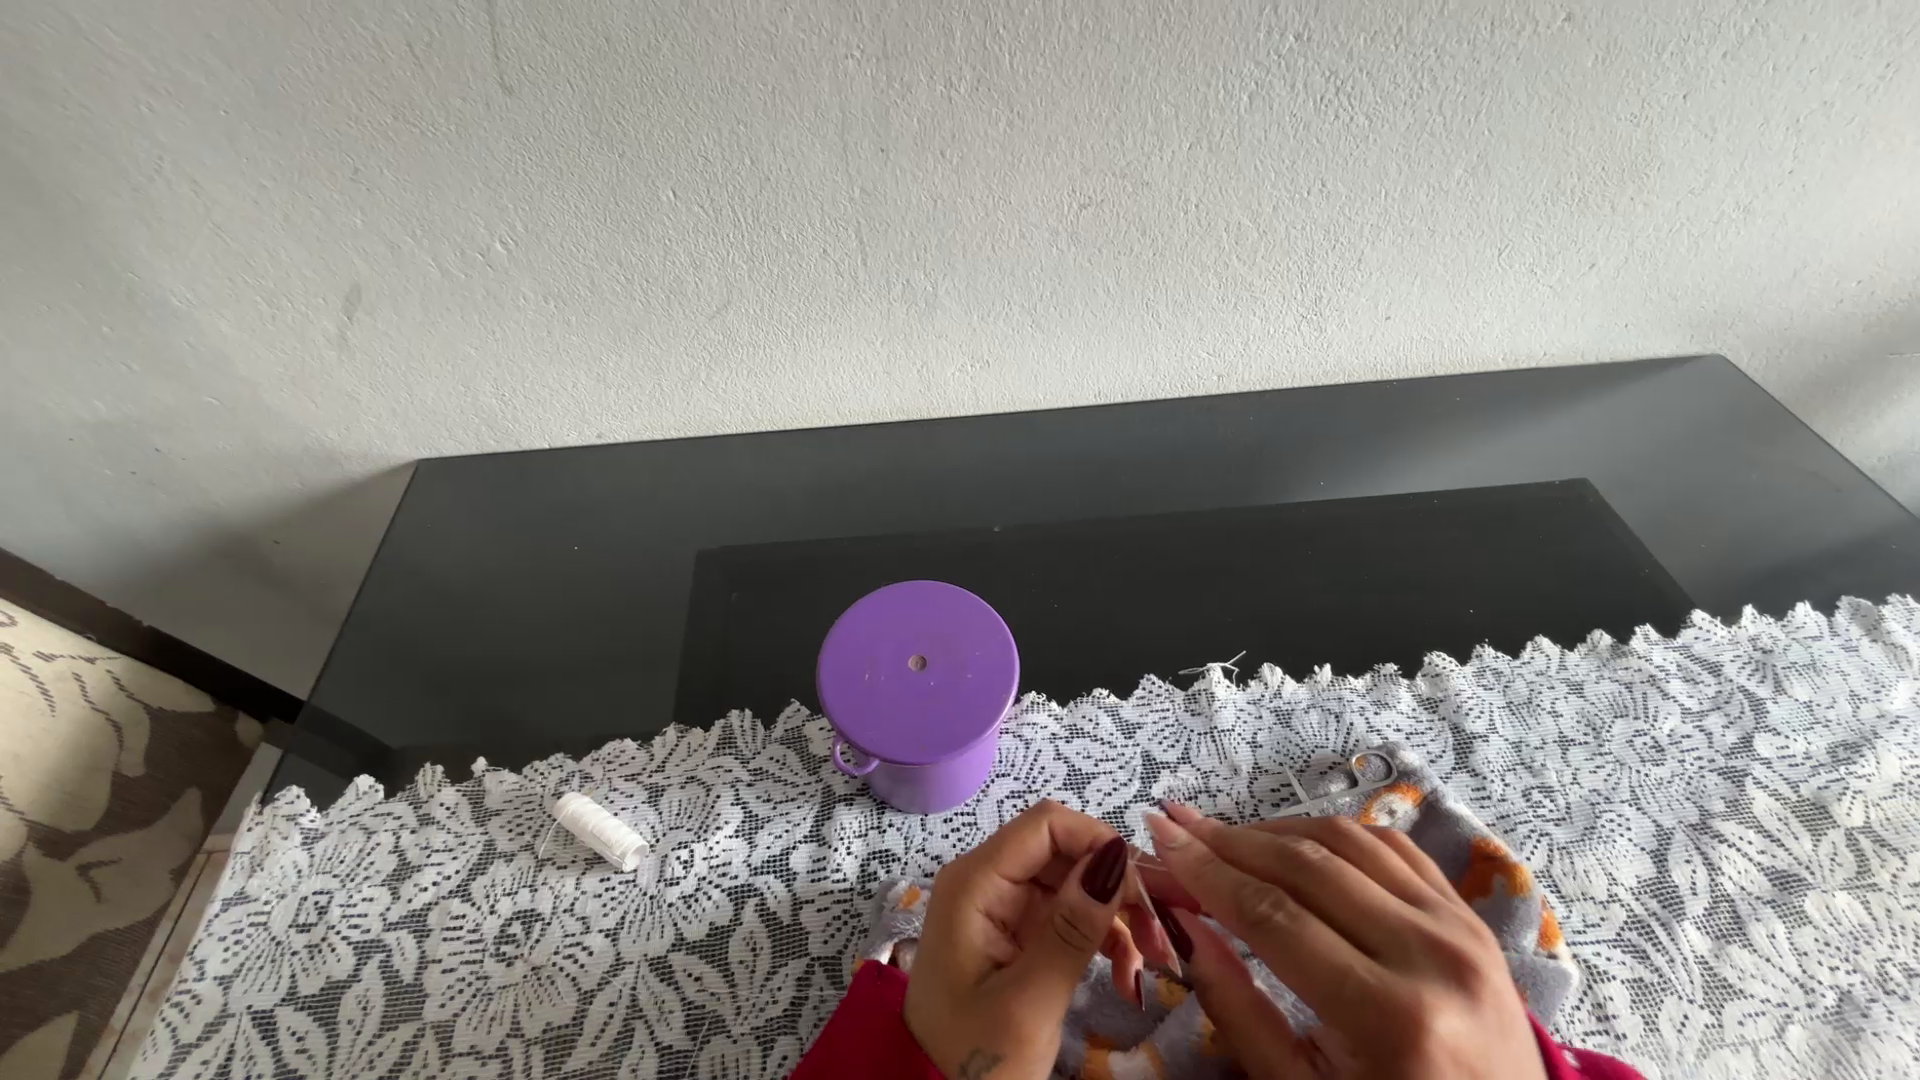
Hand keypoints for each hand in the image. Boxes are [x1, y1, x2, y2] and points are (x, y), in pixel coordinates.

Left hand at [903, 800, 1137, 1079]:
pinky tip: (1127, 977)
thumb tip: (1115, 859)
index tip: (1145, 890)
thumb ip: (1071, 930)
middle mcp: (989, 880)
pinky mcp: (1021, 932)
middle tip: (1163, 933)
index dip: (1099, 843)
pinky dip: (1104, 939)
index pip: (1046, 825)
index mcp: (976, 882)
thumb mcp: (1027, 1003)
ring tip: (1154, 961)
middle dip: (1118, 885)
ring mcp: (1006, 906)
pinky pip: (1072, 915)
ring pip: (1077, 882)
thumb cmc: (973, 1058)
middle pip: (1066, 852)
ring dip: (1119, 916)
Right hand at [1144, 806, 1545, 1079]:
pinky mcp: (1473, 919)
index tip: (1157, 835)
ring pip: (1347, 839)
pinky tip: (1293, 846)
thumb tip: (1178, 921)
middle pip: (1305, 864)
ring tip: (1225, 840)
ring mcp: (1463, 930)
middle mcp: (1433, 957)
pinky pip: (1391, 847)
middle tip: (1176, 827)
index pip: (1271, 914)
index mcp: (1391, 1019)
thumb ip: (1234, 1004)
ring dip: (1274, 830)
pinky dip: (1331, 835)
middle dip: (1227, 841)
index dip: (1204, 869)